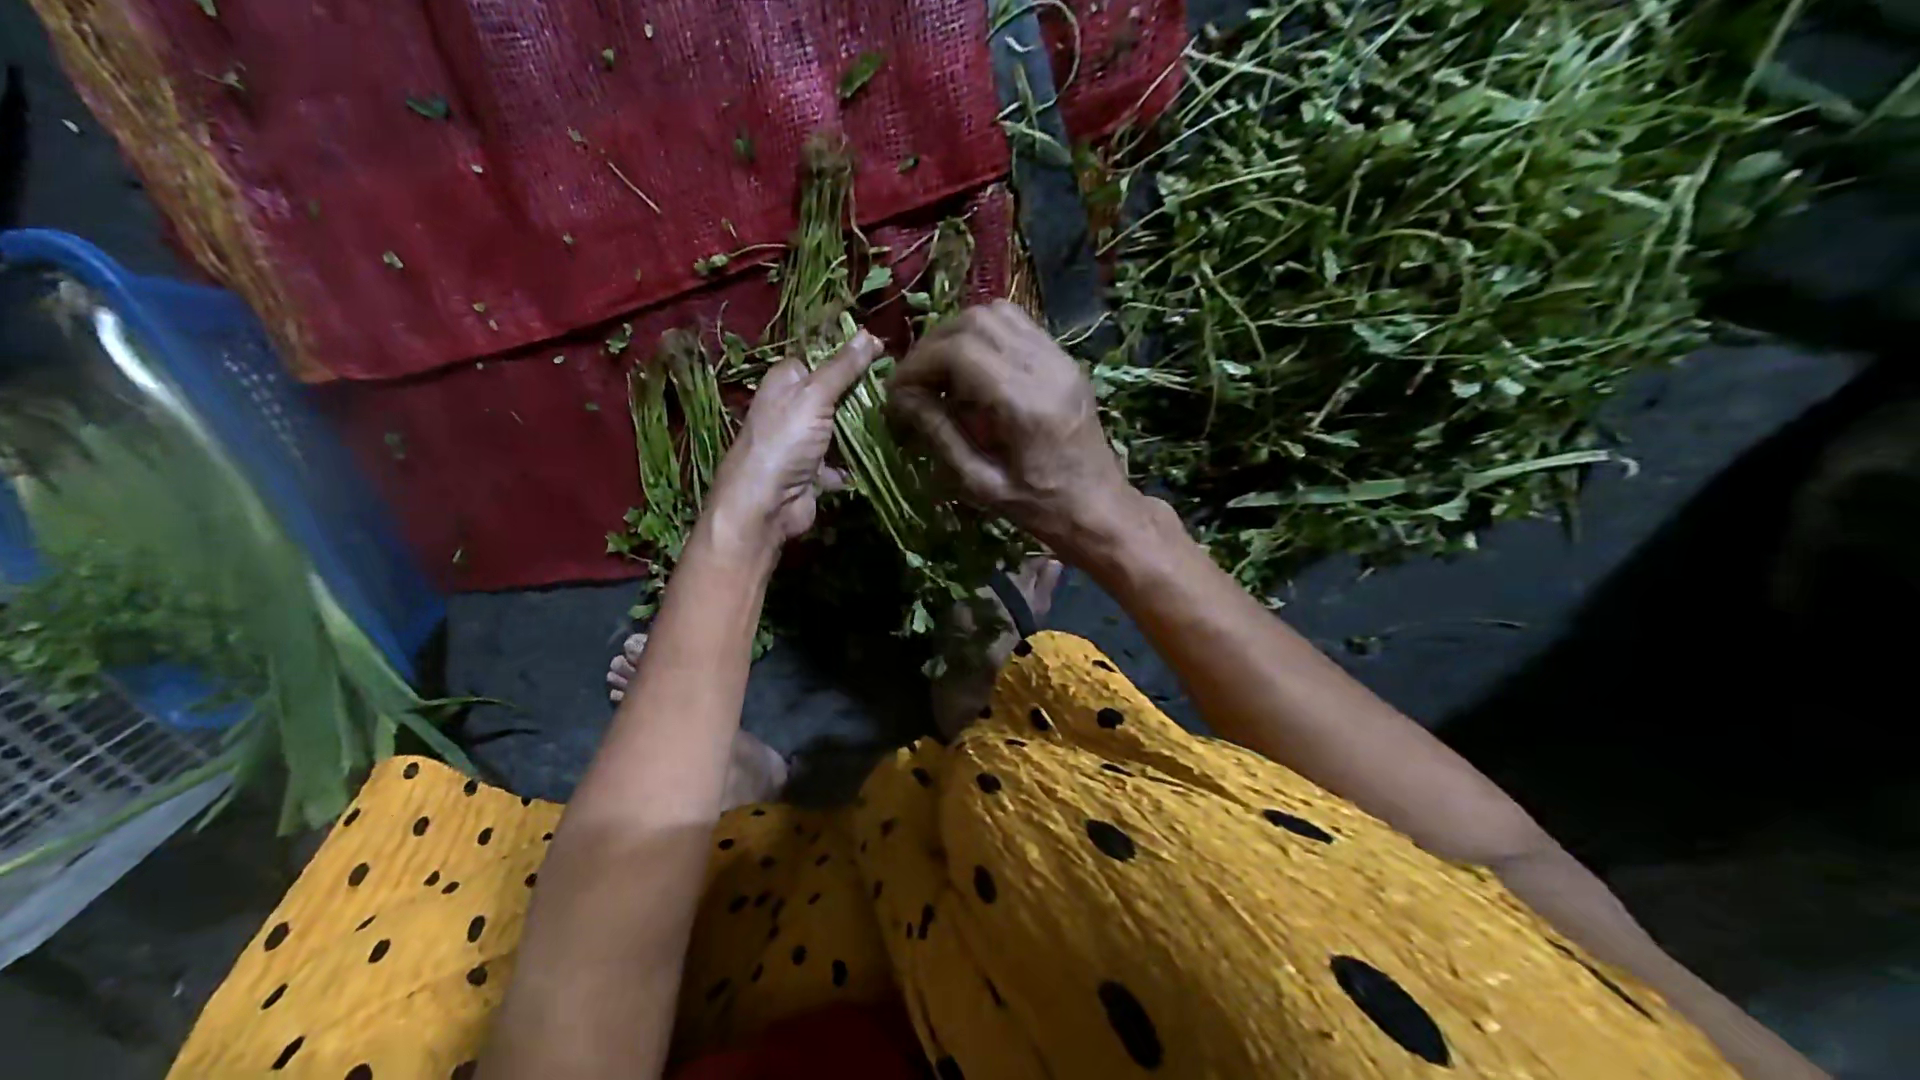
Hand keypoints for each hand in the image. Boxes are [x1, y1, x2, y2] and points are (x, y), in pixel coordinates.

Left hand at [702, 331, 879, 559]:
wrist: (765, 505)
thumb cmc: (784, 442)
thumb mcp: (813, 396)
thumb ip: (842, 367)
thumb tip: (869, 334)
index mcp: (785, 381)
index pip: (821, 357)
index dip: (850, 354)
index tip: (884, 353)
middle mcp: (793, 408)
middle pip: (835, 393)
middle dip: (863, 393)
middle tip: (898, 388)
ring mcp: (804, 442)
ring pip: (842, 428)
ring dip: (865, 429)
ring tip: (899, 419)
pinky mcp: (815, 471)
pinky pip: (844, 461)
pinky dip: (858, 462)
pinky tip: (881, 456)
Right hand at [888, 301, 1139, 553]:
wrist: (1100, 509)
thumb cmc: (1040, 509)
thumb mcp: (981, 485)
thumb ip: (940, 436)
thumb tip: (902, 400)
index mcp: (1026, 404)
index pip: (959, 352)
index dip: (917, 365)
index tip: (897, 394)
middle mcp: (1046, 369)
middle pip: (975, 322)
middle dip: (932, 348)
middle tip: (914, 385)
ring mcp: (1060, 359)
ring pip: (996, 314)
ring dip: (956, 336)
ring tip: (940, 375)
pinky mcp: (1065, 360)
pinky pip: (1017, 325)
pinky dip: (983, 336)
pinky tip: (972, 371)